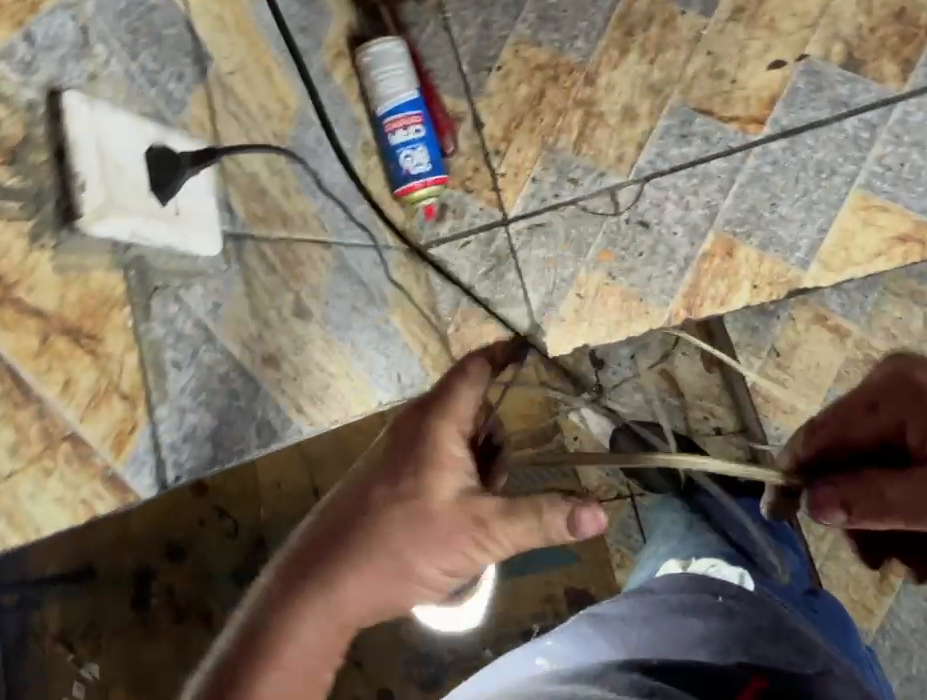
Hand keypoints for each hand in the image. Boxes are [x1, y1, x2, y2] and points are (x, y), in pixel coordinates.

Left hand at [269, 346, 608, 632]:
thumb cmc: (403, 543)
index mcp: (438, 418)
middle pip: (476, 408)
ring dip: (479, 467)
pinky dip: (459, 478)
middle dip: (497, 444)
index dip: (507, 354)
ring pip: (459, 438)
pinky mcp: (392, 472)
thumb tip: (600, 513)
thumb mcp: (483, 533)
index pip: (478, 366)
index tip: (535, 348)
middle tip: (495, 490)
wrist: (326, 578)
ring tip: (472, 515)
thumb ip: (542, 519)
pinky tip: (453, 522)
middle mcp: (418, 421)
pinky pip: (440, 457)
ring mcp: (402, 447)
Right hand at [777, 353, 926, 555]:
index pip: (818, 436)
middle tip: (892, 565)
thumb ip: (883, 500)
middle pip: (848, 452)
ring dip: (890, 514)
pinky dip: (916, 500)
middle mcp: (899, 384)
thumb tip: (812, 501)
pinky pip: (910, 458)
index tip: (782, 525)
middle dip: (859, 510)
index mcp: (896, 392)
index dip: (797, 482)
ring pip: (878, 461)